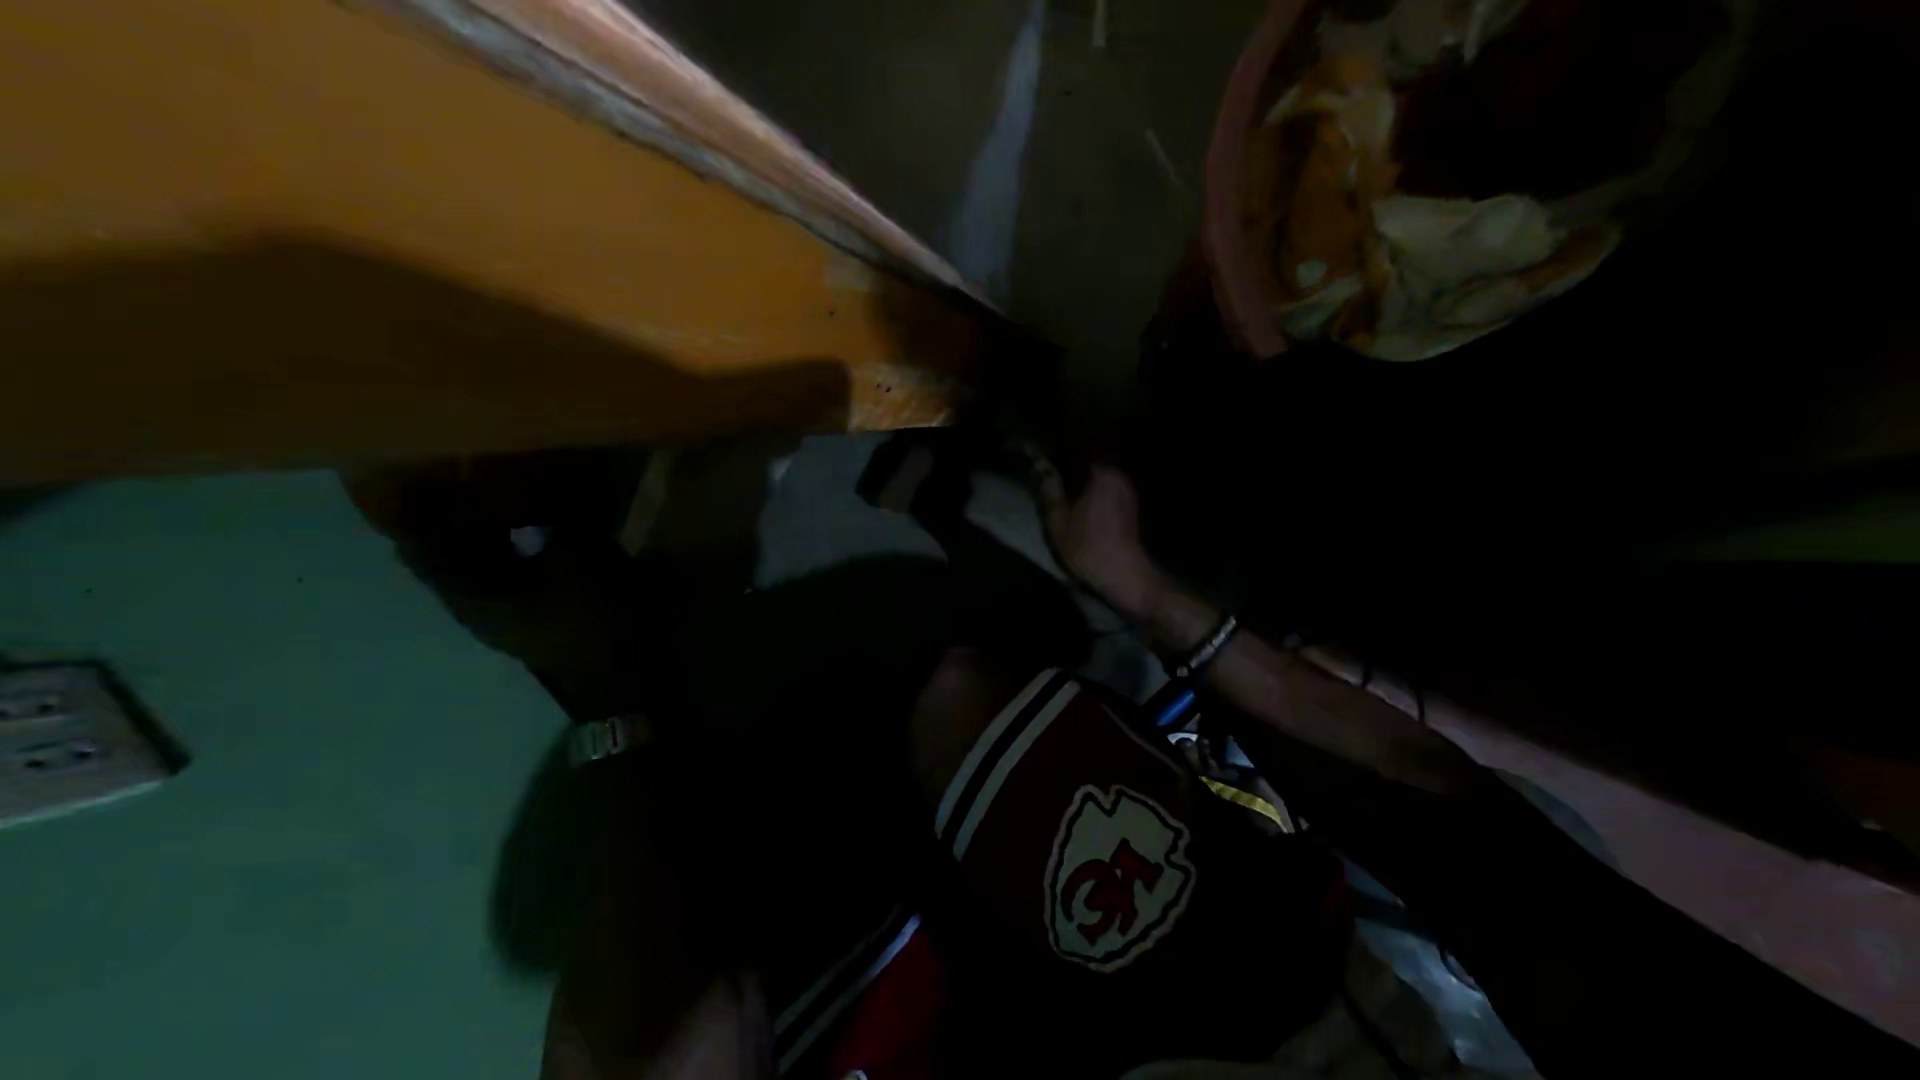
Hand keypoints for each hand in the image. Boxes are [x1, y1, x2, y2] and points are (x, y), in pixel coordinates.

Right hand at [1029, 453, 1167, 621]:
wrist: (1123, 574)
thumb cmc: (1087, 548)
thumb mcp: (1058, 521)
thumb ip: (1050, 490)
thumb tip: (1041, 466)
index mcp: (1098, 474)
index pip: (1072, 454)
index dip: (1055, 460)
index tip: (1043, 469)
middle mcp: (1116, 474)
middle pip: (1086, 465)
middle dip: (1069, 472)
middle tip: (1052, 486)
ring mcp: (1126, 488)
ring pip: (1097, 477)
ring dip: (1082, 485)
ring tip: (1066, 499)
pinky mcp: (1131, 502)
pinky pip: (1106, 489)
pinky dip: (1094, 495)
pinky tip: (1084, 510)